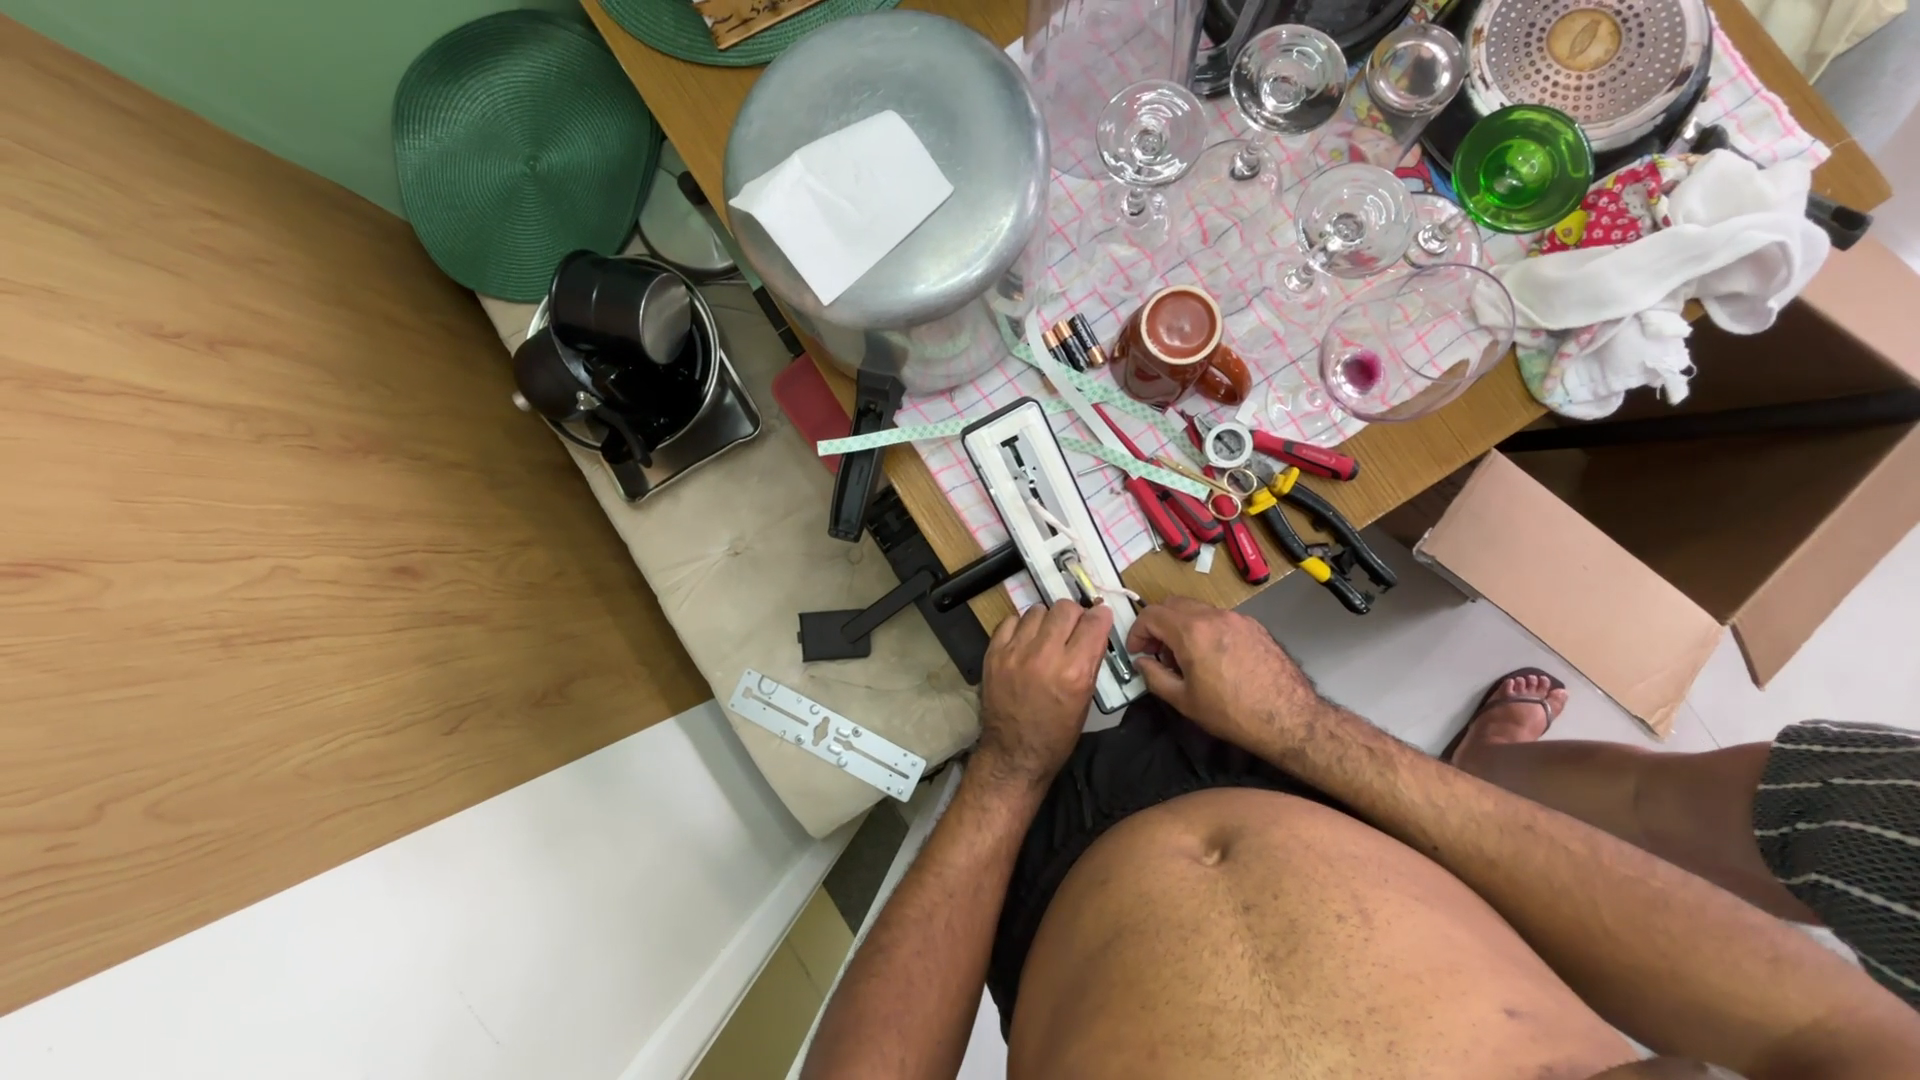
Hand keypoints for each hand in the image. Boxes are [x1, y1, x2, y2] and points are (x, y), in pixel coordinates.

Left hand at [974, 600, 1114, 790]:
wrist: (1014, 753)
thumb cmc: (1057, 733)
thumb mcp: (1085, 699)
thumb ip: (1091, 661)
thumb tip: (1095, 630)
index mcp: (1074, 671)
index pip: (1094, 622)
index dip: (1100, 617)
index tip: (1099, 618)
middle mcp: (1045, 656)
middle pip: (1065, 608)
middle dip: (1074, 615)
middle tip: (1072, 628)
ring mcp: (1016, 652)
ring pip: (1037, 610)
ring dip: (1046, 620)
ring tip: (1046, 636)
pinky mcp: (994, 653)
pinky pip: (1011, 621)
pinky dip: (1021, 627)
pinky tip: (1025, 641)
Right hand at [1124, 596, 1321, 751]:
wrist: (1288, 718)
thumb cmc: (1232, 713)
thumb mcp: (1183, 700)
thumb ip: (1154, 676)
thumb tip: (1143, 663)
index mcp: (1192, 632)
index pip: (1151, 615)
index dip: (1137, 632)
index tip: (1138, 651)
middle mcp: (1214, 616)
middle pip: (1172, 604)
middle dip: (1158, 625)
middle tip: (1157, 652)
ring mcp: (1237, 618)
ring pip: (1197, 609)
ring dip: (1182, 626)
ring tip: (1186, 657)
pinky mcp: (1254, 626)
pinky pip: (1220, 618)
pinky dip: (1206, 629)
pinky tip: (1213, 657)